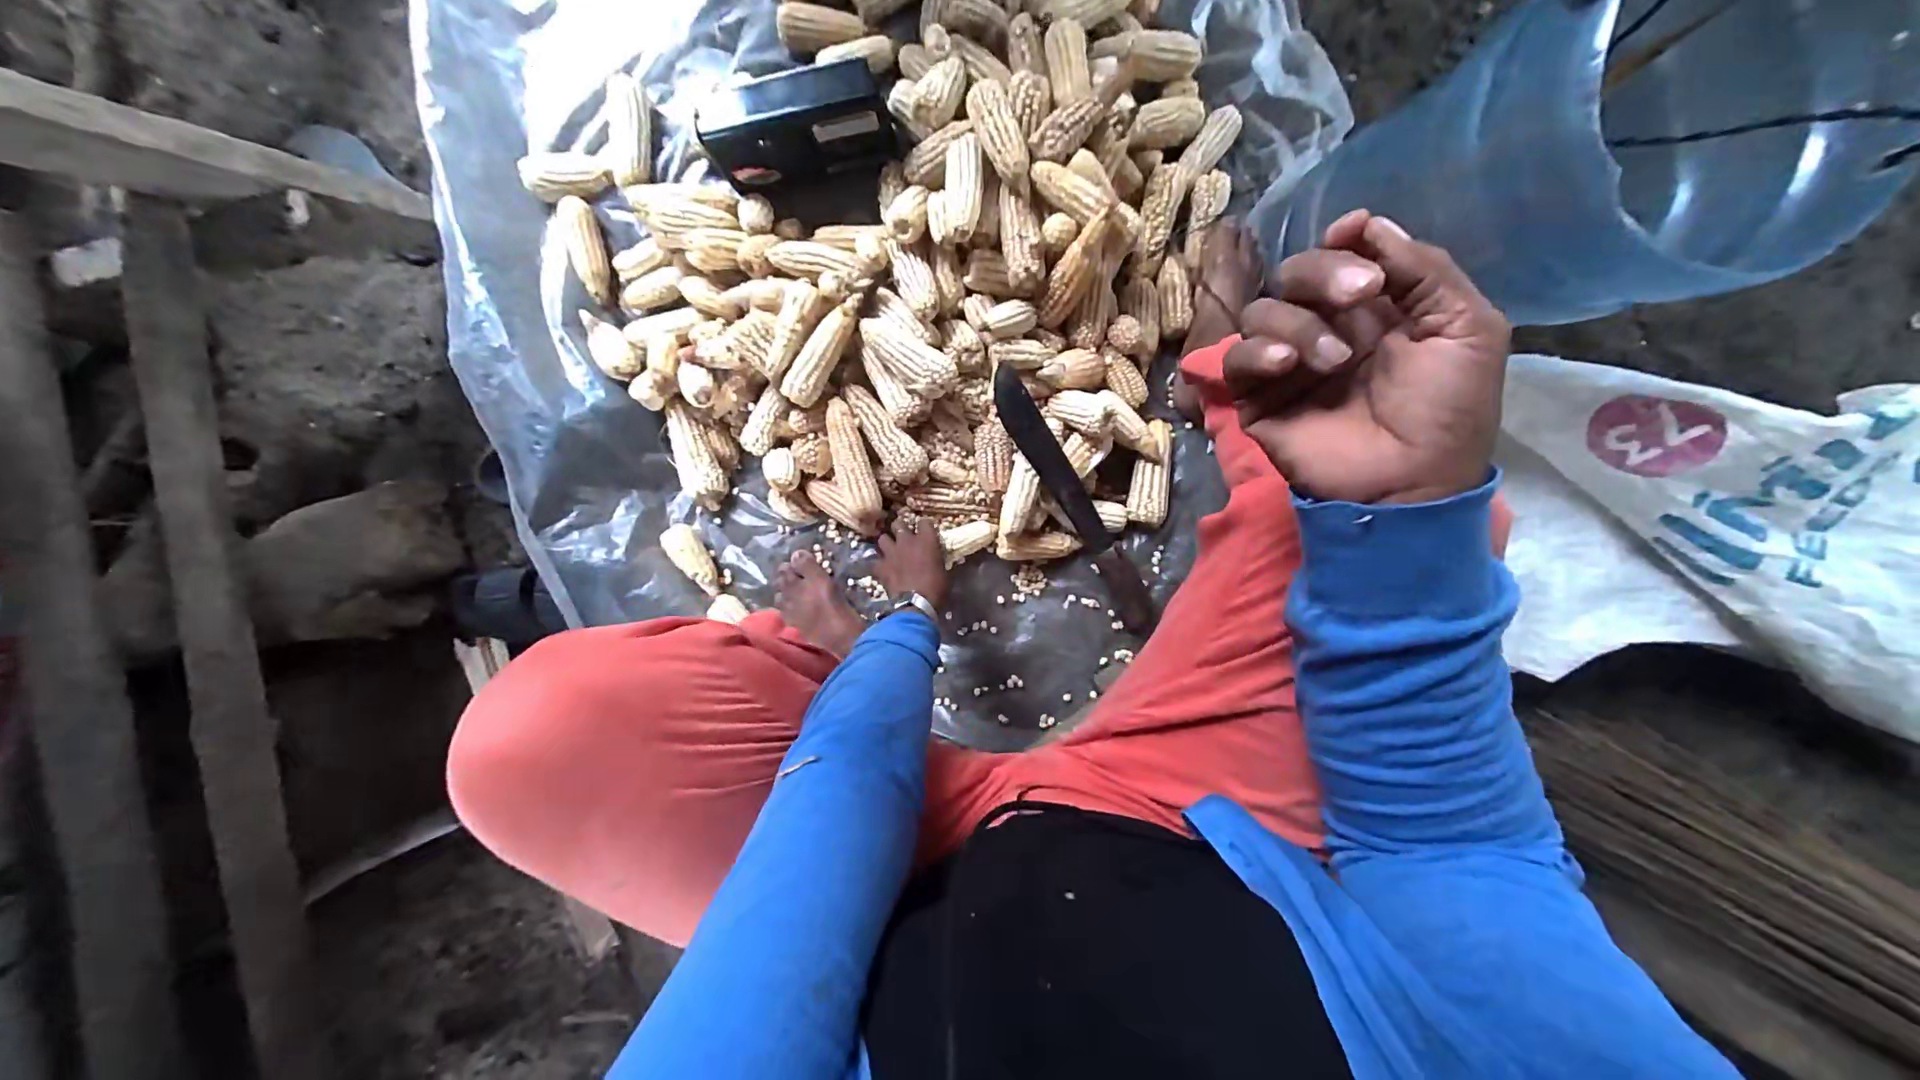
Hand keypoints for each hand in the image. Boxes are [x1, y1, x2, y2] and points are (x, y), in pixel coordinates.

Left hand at [875, 520, 949, 611]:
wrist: (916, 603)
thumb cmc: (936, 588)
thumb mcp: (944, 571)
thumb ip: (937, 560)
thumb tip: (935, 559)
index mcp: (926, 540)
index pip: (924, 522)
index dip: (924, 525)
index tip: (925, 530)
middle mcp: (907, 541)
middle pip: (898, 524)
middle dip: (900, 527)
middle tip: (903, 535)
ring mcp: (891, 552)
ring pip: (883, 538)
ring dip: (887, 543)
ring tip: (890, 549)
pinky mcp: (880, 566)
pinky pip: (875, 560)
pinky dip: (878, 563)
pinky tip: (881, 568)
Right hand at [1224, 210, 1510, 505]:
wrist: (1410, 482)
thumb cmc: (1447, 410)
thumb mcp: (1465, 327)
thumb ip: (1423, 270)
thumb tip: (1364, 223)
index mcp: (1372, 310)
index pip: (1338, 256)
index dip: (1341, 243)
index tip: (1354, 241)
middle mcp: (1323, 329)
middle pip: (1292, 275)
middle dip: (1321, 274)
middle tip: (1360, 295)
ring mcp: (1285, 366)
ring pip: (1261, 312)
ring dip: (1298, 324)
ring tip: (1335, 361)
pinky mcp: (1255, 400)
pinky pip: (1235, 360)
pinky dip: (1255, 353)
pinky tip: (1285, 366)